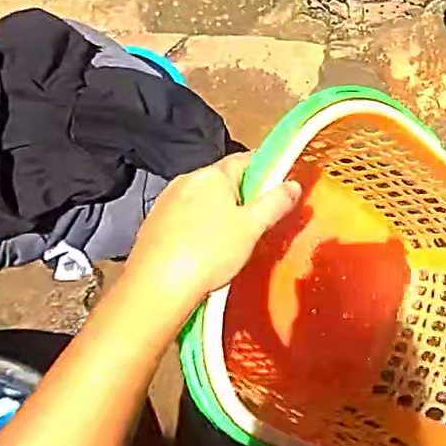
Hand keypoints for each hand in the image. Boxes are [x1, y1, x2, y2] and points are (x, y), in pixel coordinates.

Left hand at [116, 152, 301, 328]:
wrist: (156, 286)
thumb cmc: (209, 252)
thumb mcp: (252, 228)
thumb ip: (275, 203)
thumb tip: (293, 184)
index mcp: (213, 173)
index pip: (245, 159)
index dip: (265, 170)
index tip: (278, 187)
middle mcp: (187, 179)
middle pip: (223, 180)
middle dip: (241, 195)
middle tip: (257, 221)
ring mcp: (166, 200)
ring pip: (202, 199)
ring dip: (218, 212)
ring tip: (231, 240)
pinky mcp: (153, 222)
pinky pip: (184, 216)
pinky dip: (197, 226)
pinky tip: (203, 250)